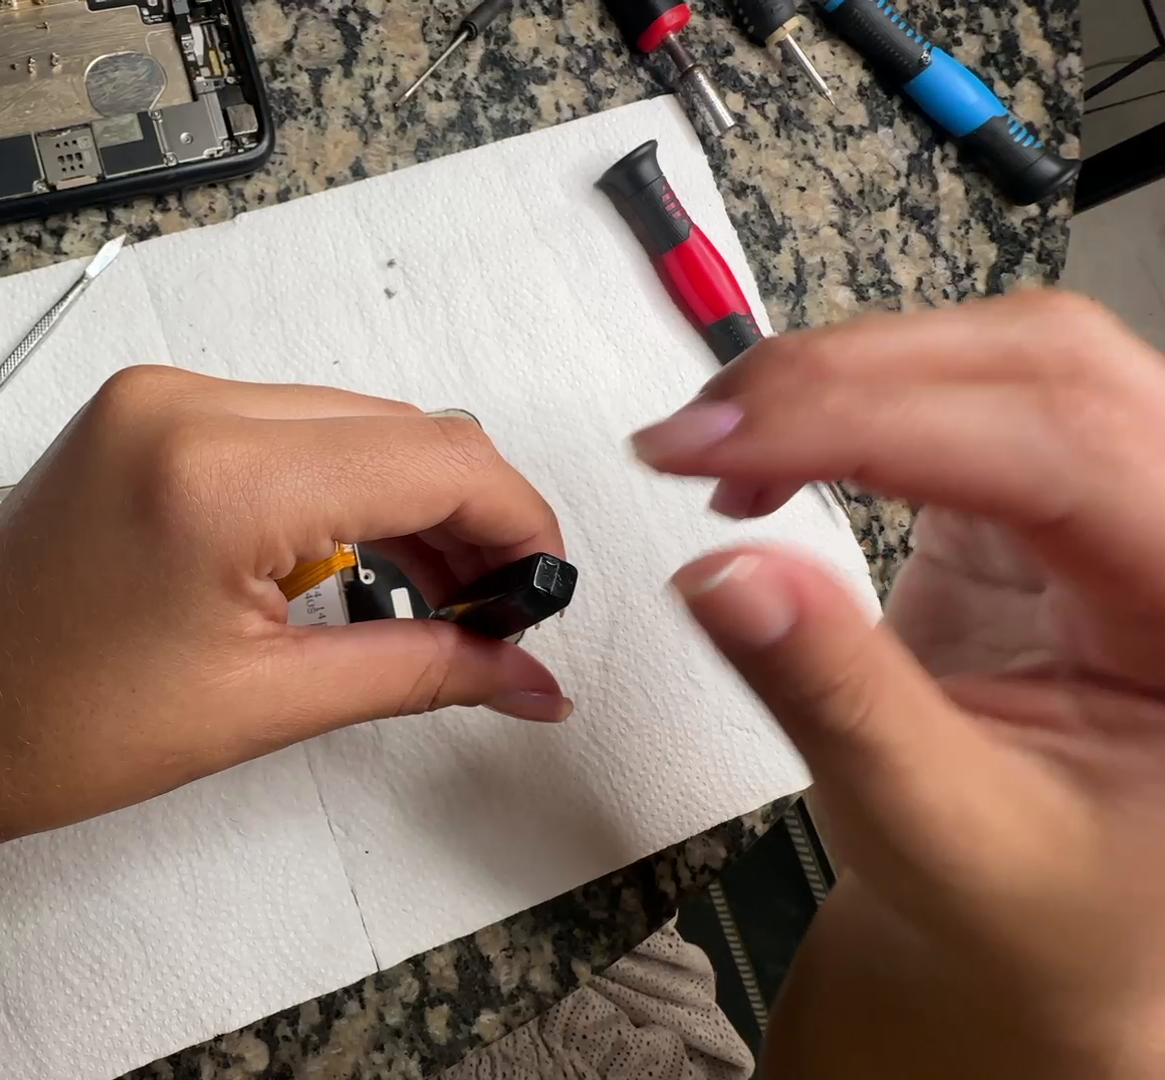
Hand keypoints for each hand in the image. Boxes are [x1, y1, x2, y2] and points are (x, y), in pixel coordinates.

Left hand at [0, 366, 566, 852]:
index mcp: (215, 472)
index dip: (513, 520)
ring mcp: (156, 397)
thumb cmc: (70, 729)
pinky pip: (281, 427)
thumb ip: (418, 669)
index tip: (541, 587)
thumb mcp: (265, 703)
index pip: (428, 458)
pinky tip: (349, 549)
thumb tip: (529, 676)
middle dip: (463, 512)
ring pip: (341, 422)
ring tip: (431, 586)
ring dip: (400, 496)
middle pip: (391, 427)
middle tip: (492, 604)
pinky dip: (334, 482)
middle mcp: (183, 402)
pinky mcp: (143, 413)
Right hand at [632, 291, 1164, 1073]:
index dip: (852, 424)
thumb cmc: (1033, 901)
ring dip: (827, 380)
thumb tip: (718, 572)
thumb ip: (829, 692)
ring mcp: (1125, 510)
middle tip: (685, 439)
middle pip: (1035, 360)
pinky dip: (830, 411)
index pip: (1053, 447)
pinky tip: (759, 469)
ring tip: (710, 449)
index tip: (691, 451)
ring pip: (992, 356)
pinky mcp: (1040, 512)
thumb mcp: (932, 821)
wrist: (1055, 914)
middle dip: (831, 377)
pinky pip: (945, 403)